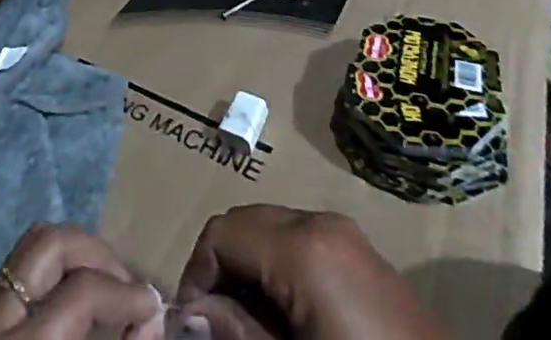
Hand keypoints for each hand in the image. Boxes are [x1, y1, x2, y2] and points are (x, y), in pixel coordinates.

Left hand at [0, 223, 166, 339]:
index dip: (129, 295)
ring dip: (77, 254)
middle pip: (47, 242)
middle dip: (98, 253)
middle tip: (129, 287)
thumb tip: (152, 316)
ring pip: (30, 246)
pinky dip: (57, 272)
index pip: (81, 291)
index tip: (156, 311)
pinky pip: (22, 272)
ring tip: (109, 284)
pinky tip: (80, 297)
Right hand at [176, 205, 445, 339]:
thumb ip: (238, 331)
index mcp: (301, 247)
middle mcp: (319, 223)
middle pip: (243, 221)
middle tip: (214, 322)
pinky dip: (276, 263)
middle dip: (220, 266)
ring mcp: (343, 231)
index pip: (221, 232)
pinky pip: (298, 238)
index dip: (196, 272)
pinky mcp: (358, 248)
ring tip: (246, 320)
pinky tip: (283, 311)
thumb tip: (193, 311)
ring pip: (269, 227)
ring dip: (247, 264)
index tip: (192, 321)